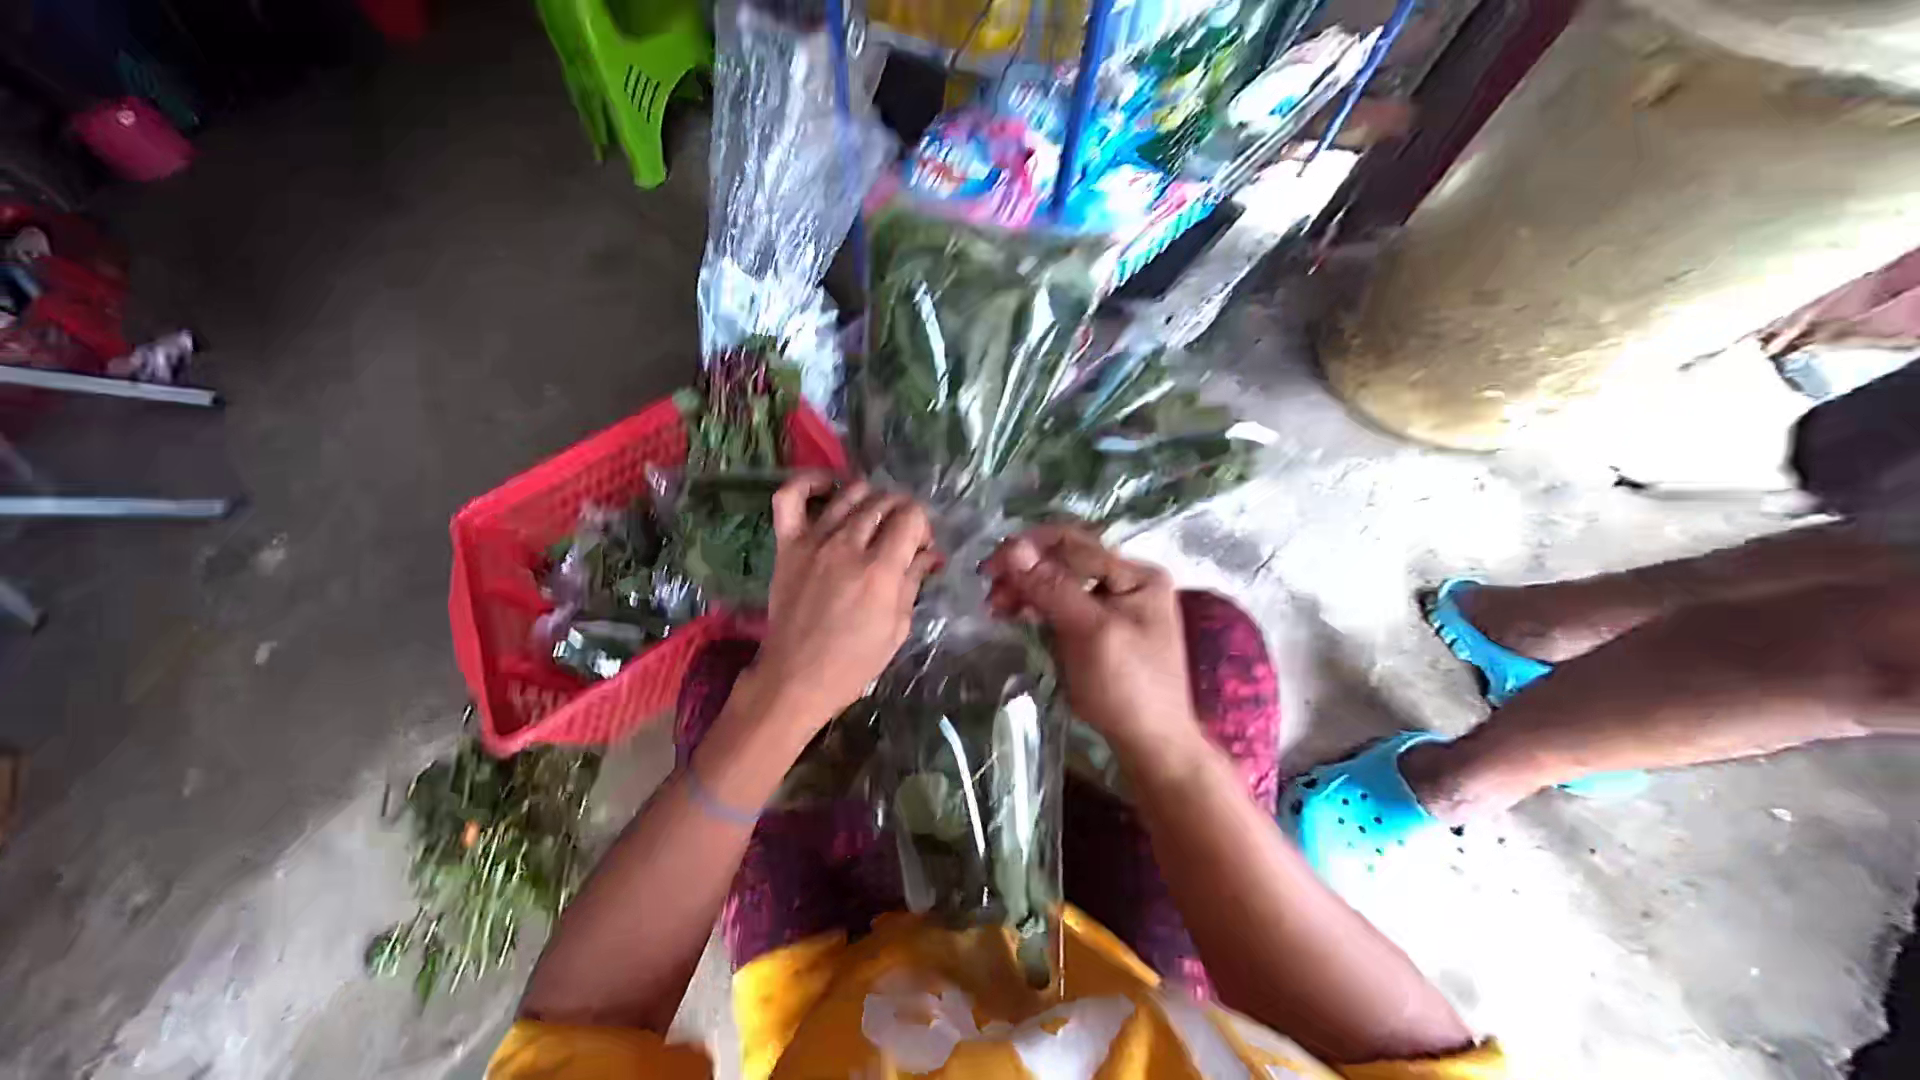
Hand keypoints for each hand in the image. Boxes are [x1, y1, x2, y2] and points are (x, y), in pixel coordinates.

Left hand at [751, 474, 941, 724]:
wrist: (796, 677)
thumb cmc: (854, 662)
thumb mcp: (898, 628)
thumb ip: (913, 581)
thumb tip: (929, 553)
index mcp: (880, 570)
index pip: (911, 516)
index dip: (923, 525)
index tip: (921, 546)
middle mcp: (848, 546)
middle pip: (884, 502)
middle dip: (902, 512)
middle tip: (901, 535)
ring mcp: (814, 541)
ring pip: (850, 495)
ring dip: (871, 498)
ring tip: (874, 517)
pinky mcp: (788, 545)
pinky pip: (791, 496)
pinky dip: (810, 482)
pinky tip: (830, 486)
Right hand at [982, 525, 1196, 754]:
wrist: (1151, 745)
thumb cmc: (1127, 687)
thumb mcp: (1090, 632)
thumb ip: (1053, 587)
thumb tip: (1013, 547)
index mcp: (1136, 574)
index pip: (1076, 544)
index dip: (1030, 548)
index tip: (990, 565)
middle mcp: (1127, 581)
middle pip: (1067, 561)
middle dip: (1025, 570)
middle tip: (989, 590)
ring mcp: (1113, 605)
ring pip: (1060, 583)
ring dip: (1026, 588)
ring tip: (995, 606)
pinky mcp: (1098, 628)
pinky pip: (1062, 605)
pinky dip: (1036, 606)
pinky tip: (1014, 613)